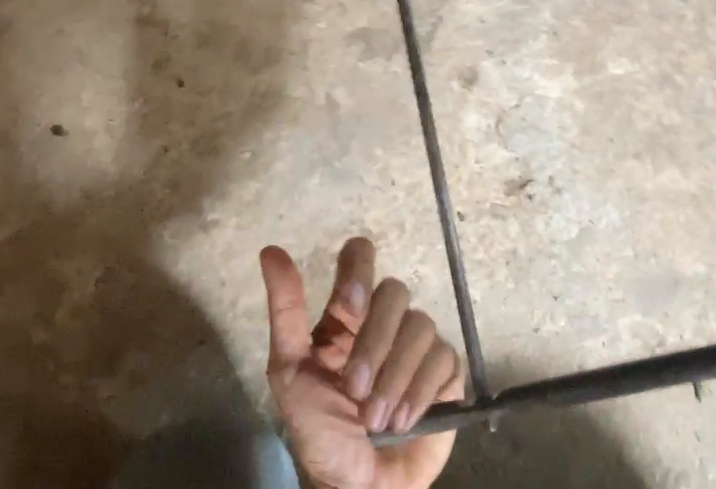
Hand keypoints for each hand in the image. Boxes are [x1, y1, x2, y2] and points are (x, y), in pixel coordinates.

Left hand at [260, 238, 465, 488]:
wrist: (357, 488)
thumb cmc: (319, 431)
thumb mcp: (290, 371)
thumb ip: (285, 311)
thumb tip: (270, 251)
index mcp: (345, 314)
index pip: (359, 256)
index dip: (360, 270)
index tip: (350, 304)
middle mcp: (383, 319)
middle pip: (394, 292)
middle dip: (375, 344)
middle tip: (355, 391)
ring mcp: (417, 343)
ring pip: (421, 325)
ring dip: (395, 377)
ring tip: (377, 420)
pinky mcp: (445, 372)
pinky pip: (443, 358)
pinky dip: (420, 392)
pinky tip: (403, 420)